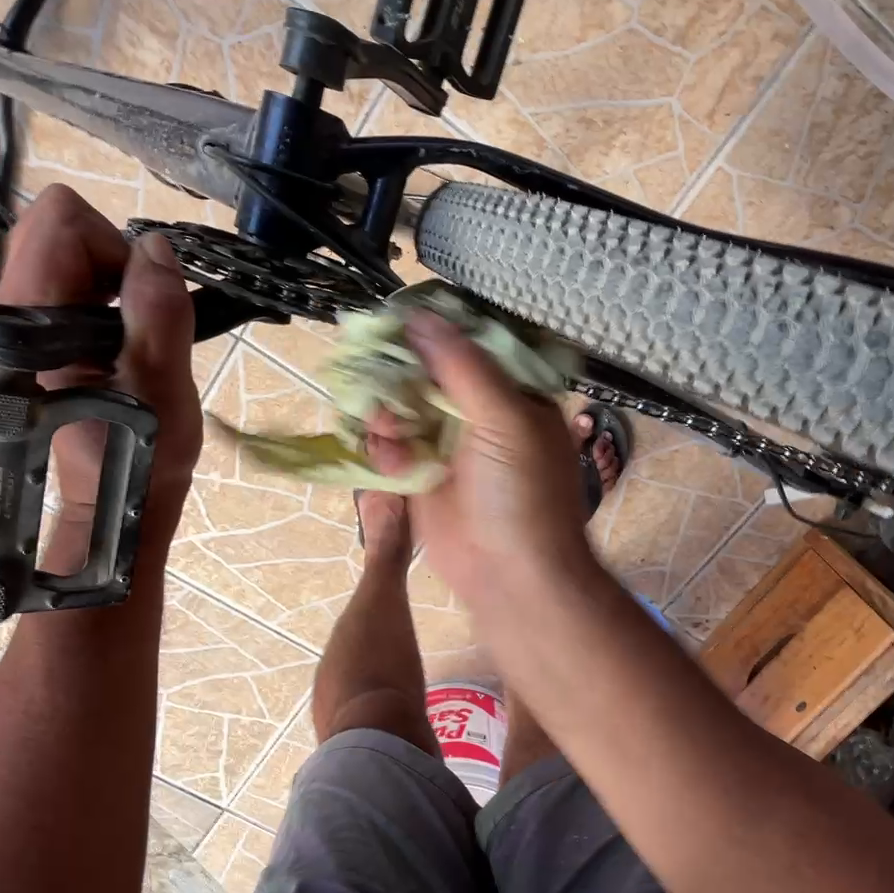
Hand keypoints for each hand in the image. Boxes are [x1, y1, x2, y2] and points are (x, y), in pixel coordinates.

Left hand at [0, 185, 201, 551]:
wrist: (113, 502)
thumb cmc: (139, 456)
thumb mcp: (163, 389)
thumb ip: (157, 314)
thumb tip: (154, 247)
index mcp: (31, 317)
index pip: (61, 220)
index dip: (114, 248)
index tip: (141, 302)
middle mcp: (9, 308)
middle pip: (56, 228)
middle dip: (112, 263)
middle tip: (138, 322)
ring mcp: (15, 320)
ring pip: (62, 252)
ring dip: (110, 284)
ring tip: (131, 338)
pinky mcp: (29, 334)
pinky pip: (65, 281)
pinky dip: (101, 299)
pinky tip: (118, 344)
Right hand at [368, 310, 594, 605]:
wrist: (511, 575)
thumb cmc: (522, 494)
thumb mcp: (505, 419)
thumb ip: (462, 366)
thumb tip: (420, 317)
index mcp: (512, 394)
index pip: (468, 346)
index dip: (432, 331)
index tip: (395, 317)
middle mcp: (479, 414)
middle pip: (426, 374)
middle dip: (398, 371)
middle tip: (371, 365)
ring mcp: (447, 446)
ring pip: (402, 408)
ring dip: (387, 411)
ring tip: (386, 424)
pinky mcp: (420, 477)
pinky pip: (390, 446)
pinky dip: (384, 447)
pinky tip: (391, 458)